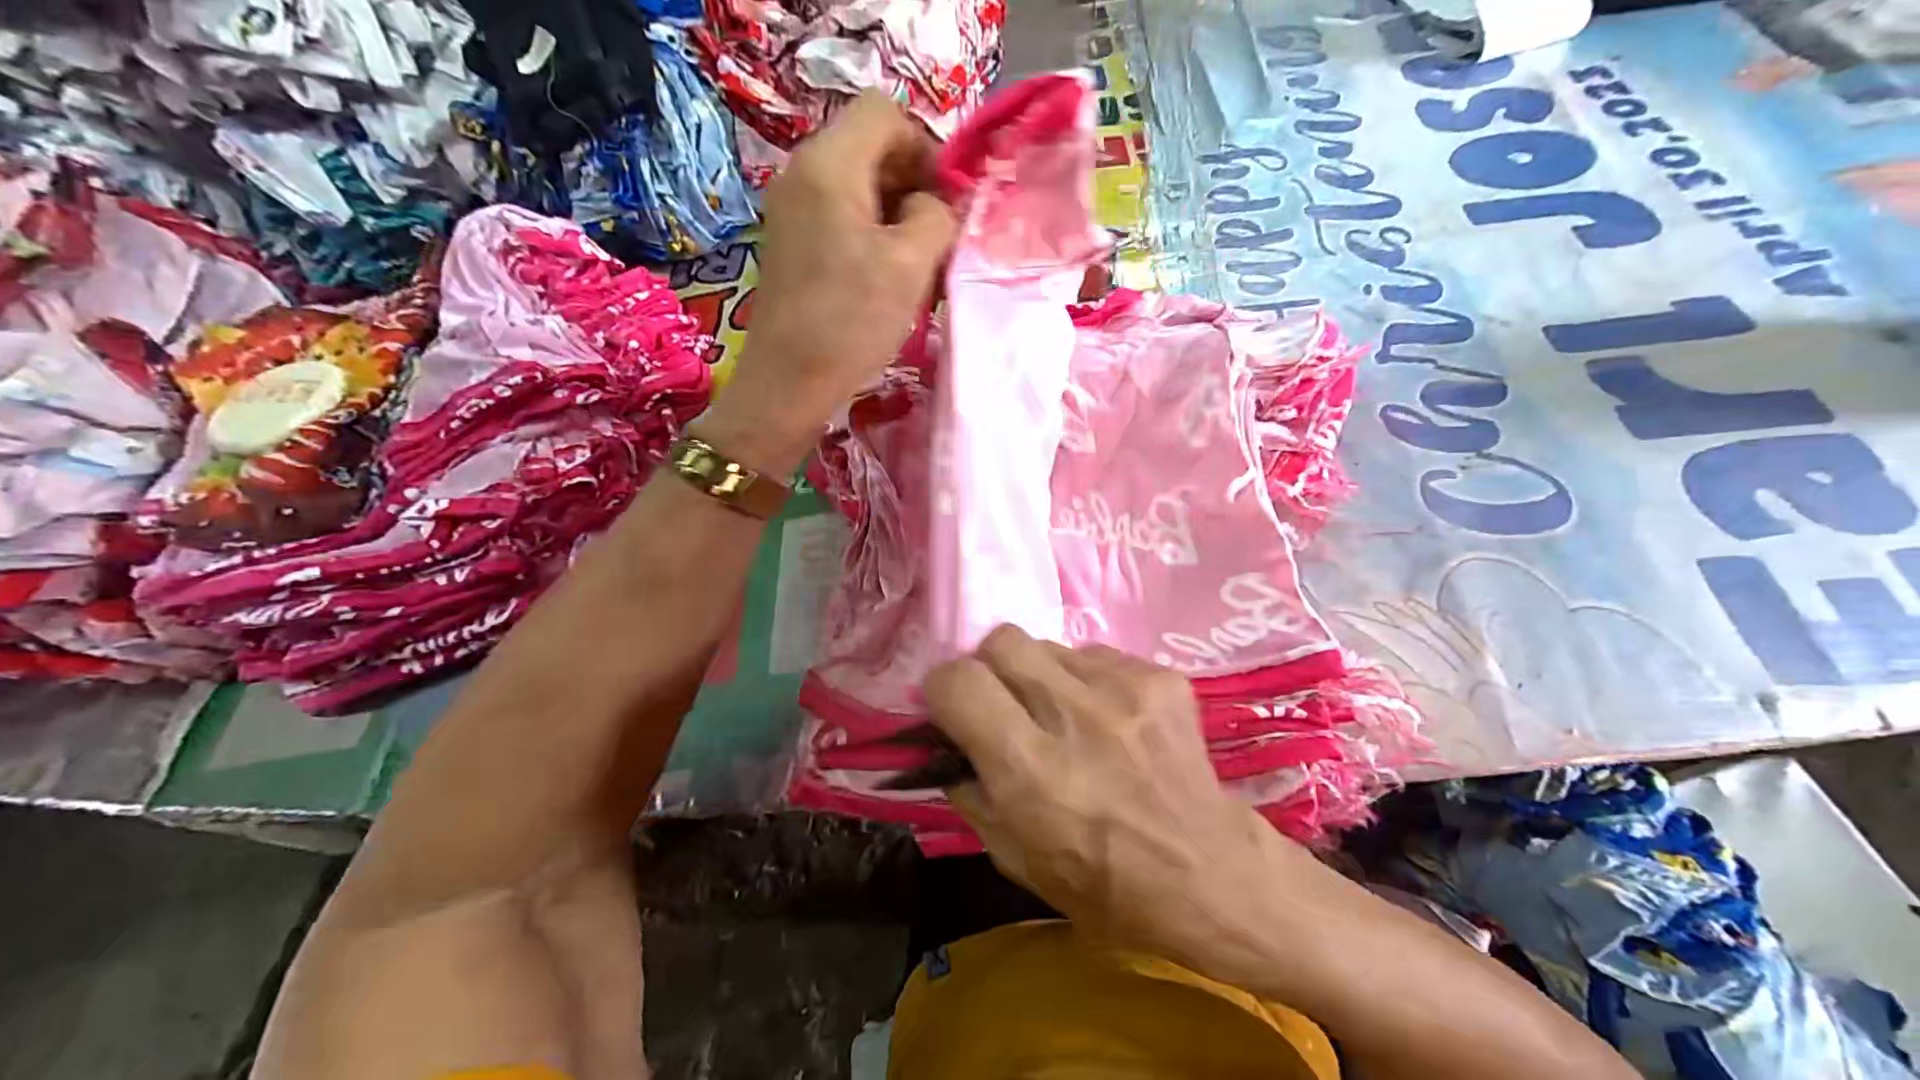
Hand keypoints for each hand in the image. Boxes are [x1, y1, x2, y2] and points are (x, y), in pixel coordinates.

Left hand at [702, 92, 956, 474]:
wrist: (787, 385)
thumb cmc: (850, 322)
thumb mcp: (910, 265)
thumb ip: (938, 216)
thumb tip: (938, 204)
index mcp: (828, 164)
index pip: (886, 112)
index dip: (926, 146)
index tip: (945, 201)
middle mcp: (802, 173)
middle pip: (871, 147)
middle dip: (914, 183)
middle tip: (938, 237)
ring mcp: (792, 209)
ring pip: (859, 185)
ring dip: (897, 215)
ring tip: (918, 265)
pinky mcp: (792, 243)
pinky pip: (841, 216)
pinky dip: (872, 234)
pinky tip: (888, 278)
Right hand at [925, 626, 1311, 978]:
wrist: (1208, 875)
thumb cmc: (1100, 882)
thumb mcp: (1010, 854)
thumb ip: (969, 786)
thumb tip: (947, 739)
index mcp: (1031, 770)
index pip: (959, 681)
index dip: (945, 690)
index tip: (954, 710)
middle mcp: (1076, 716)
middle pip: (1002, 641)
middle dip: (991, 669)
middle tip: (1006, 705)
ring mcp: (1125, 689)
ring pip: (1049, 644)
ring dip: (1041, 675)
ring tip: (1065, 718)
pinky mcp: (1161, 677)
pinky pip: (1096, 655)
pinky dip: (1087, 681)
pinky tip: (1108, 721)